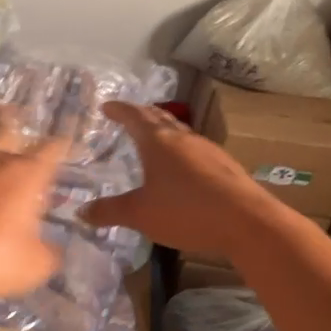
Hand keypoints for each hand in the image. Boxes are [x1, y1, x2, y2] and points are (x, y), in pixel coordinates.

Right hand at [81, 101, 283, 256]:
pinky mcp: (225, 167)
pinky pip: (195, 151)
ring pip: (180, 133)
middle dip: (142, 115)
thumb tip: (81, 211)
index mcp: (159, 142)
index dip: (119, 110)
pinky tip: (181, 169)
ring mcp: (209, 151)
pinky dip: (180, 151)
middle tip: (128, 116)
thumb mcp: (139, 214)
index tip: (107, 106)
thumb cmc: (186, 211)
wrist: (249, 224)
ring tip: (152, 141)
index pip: (134, 116)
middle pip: (160, 118)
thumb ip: (109, 211)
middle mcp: (184, 139)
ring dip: (163, 132)